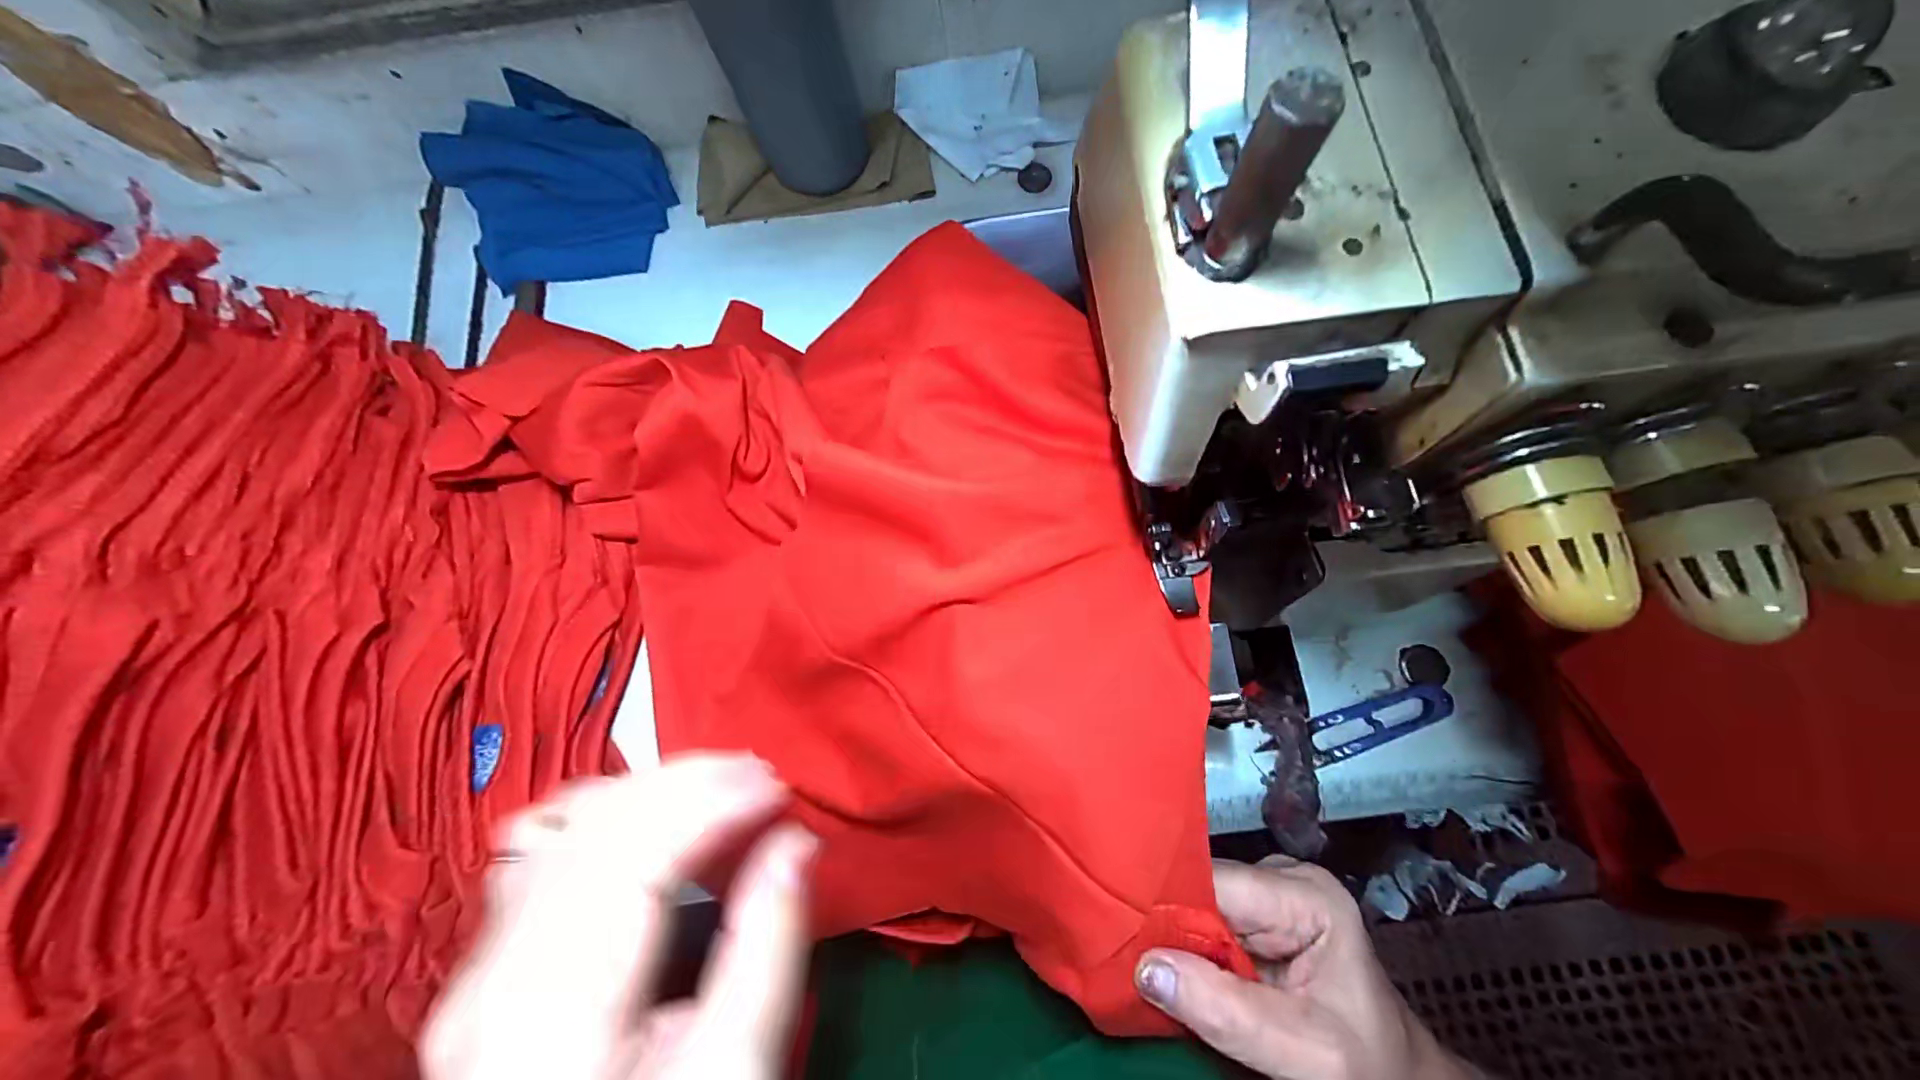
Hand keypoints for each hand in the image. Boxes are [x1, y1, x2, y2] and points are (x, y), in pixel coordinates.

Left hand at [421, 753, 816, 1079]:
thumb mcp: (731, 1069)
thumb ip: (767, 948)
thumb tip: (795, 846)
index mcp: (551, 1010)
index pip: (632, 858)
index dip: (710, 803)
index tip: (776, 785)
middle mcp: (495, 979)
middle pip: (593, 831)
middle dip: (688, 783)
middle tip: (760, 775)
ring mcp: (481, 972)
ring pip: (564, 829)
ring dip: (653, 790)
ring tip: (722, 784)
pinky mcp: (490, 969)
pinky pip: (546, 853)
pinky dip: (611, 813)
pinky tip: (653, 809)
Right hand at [1135, 856, 1477, 1079]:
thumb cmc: (1369, 1069)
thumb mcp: (1310, 1054)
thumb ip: (1231, 1014)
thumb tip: (1146, 967)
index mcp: (1306, 895)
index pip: (1216, 885)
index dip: (1167, 908)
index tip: (1122, 936)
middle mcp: (1281, 880)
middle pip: (1200, 890)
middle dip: (1163, 925)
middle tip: (1120, 954)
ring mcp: (1264, 898)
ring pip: (1193, 906)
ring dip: (1166, 939)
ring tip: (1134, 963)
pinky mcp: (1252, 921)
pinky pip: (1200, 925)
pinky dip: (1179, 950)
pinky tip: (1162, 968)